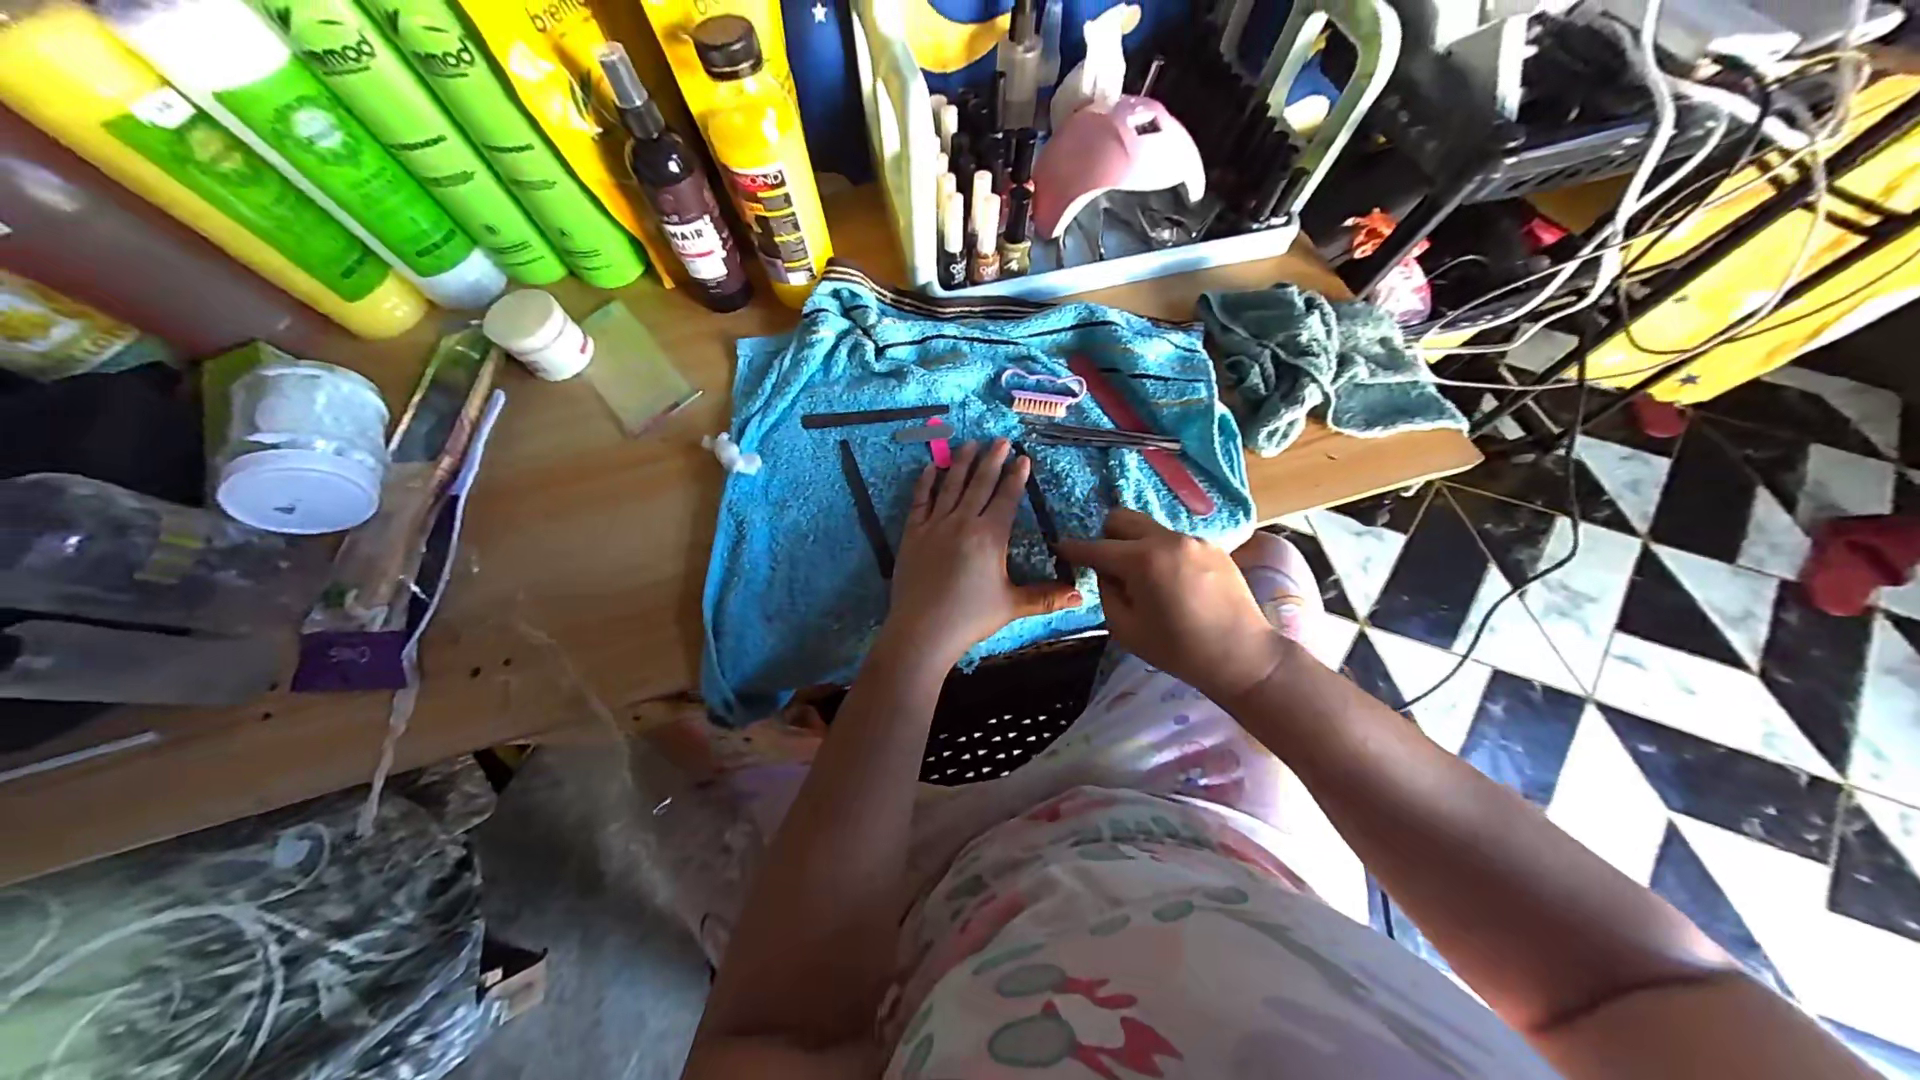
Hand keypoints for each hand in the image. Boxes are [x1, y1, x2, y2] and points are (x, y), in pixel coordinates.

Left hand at [884, 439, 1081, 664]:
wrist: (922, 630)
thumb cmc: (970, 617)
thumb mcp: (1012, 606)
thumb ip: (1046, 597)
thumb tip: (1081, 596)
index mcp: (990, 536)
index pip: (1006, 498)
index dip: (1016, 477)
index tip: (1023, 458)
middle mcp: (963, 522)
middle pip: (980, 483)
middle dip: (992, 459)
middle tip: (1000, 440)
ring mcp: (935, 525)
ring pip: (951, 485)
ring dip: (962, 462)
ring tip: (970, 443)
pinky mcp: (913, 533)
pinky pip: (920, 500)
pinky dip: (927, 481)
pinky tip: (933, 466)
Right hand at [1056, 508, 1288, 707]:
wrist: (1242, 657)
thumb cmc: (1178, 650)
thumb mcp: (1126, 629)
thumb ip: (1108, 593)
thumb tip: (1106, 573)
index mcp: (1143, 560)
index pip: (1097, 547)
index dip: (1073, 548)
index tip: (1059, 547)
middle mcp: (1168, 540)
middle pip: (1123, 518)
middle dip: (1106, 535)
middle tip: (1104, 561)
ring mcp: (1194, 540)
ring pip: (1150, 529)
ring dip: (1136, 545)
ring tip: (1142, 577)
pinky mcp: (1214, 547)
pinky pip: (1175, 542)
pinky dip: (1162, 554)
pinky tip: (1171, 582)